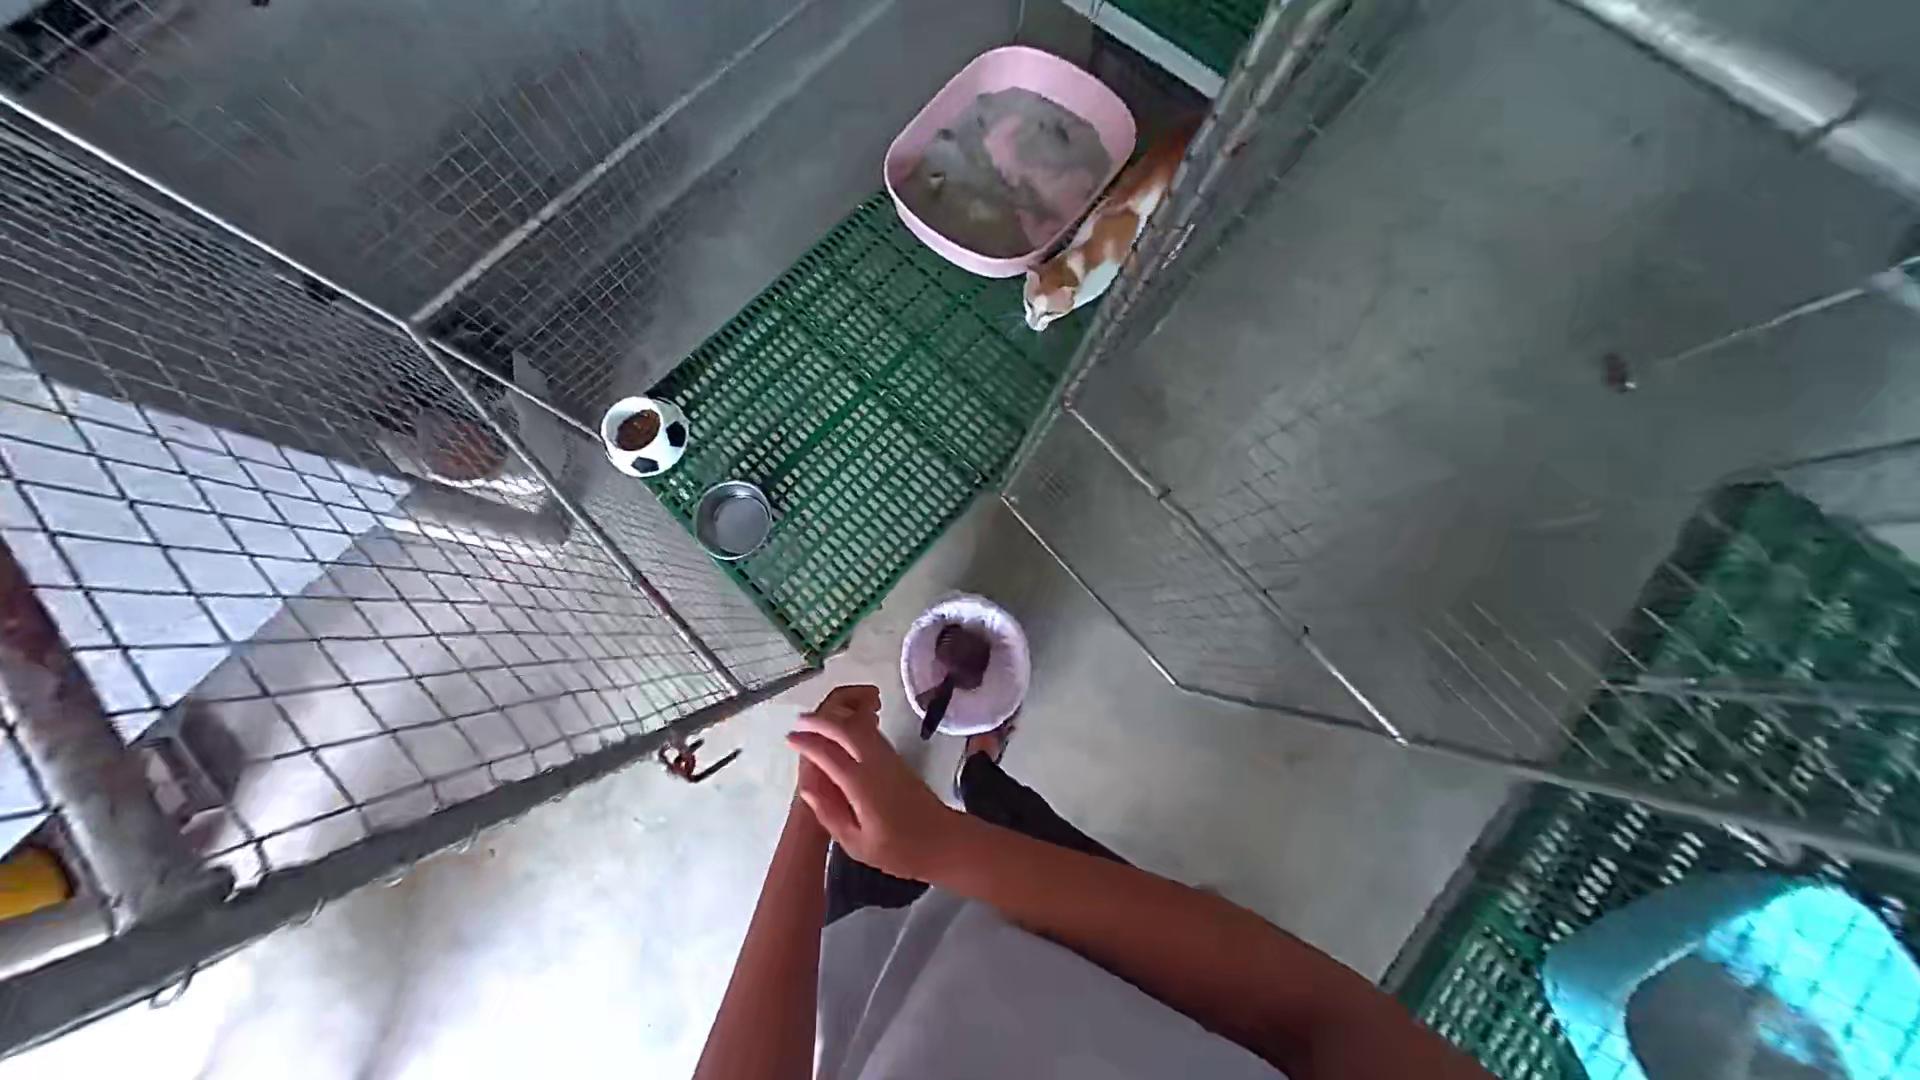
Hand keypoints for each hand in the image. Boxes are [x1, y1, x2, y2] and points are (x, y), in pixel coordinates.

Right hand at [788, 707, 967, 881]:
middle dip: (821, 721)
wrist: (943, 840)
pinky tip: (843, 732)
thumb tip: (808, 789)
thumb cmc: (900, 850)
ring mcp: (890, 758)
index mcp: (863, 785)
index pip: (829, 755)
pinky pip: (871, 733)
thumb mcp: (857, 843)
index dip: (808, 744)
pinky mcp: (897, 759)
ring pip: (862, 726)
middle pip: (847, 729)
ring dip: (838, 720)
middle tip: (800, 721)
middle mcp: (877, 763)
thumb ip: (830, 814)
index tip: (790, 739)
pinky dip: (853, 726)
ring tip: (816, 722)